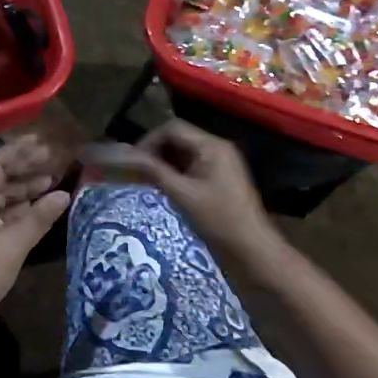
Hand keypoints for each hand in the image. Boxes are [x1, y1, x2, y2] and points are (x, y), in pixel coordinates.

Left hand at [0, 137, 70, 315]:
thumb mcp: (15, 243)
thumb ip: (40, 216)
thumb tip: (65, 195)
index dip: (20, 151)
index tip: (42, 141)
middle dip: (26, 168)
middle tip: (53, 160)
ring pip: (1, 195)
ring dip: (24, 188)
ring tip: (52, 180)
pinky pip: (0, 211)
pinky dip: (19, 206)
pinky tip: (39, 205)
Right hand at [92, 120, 281, 259]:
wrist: (252, 248)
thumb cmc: (219, 220)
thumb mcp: (183, 195)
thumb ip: (154, 172)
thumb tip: (125, 156)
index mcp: (212, 146)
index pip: (172, 128)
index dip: (148, 141)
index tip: (131, 162)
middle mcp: (217, 148)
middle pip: (178, 138)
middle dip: (155, 152)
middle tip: (135, 173)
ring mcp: (221, 163)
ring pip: (184, 153)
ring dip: (164, 164)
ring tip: (145, 182)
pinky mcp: (220, 178)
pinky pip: (192, 167)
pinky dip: (175, 173)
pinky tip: (163, 189)